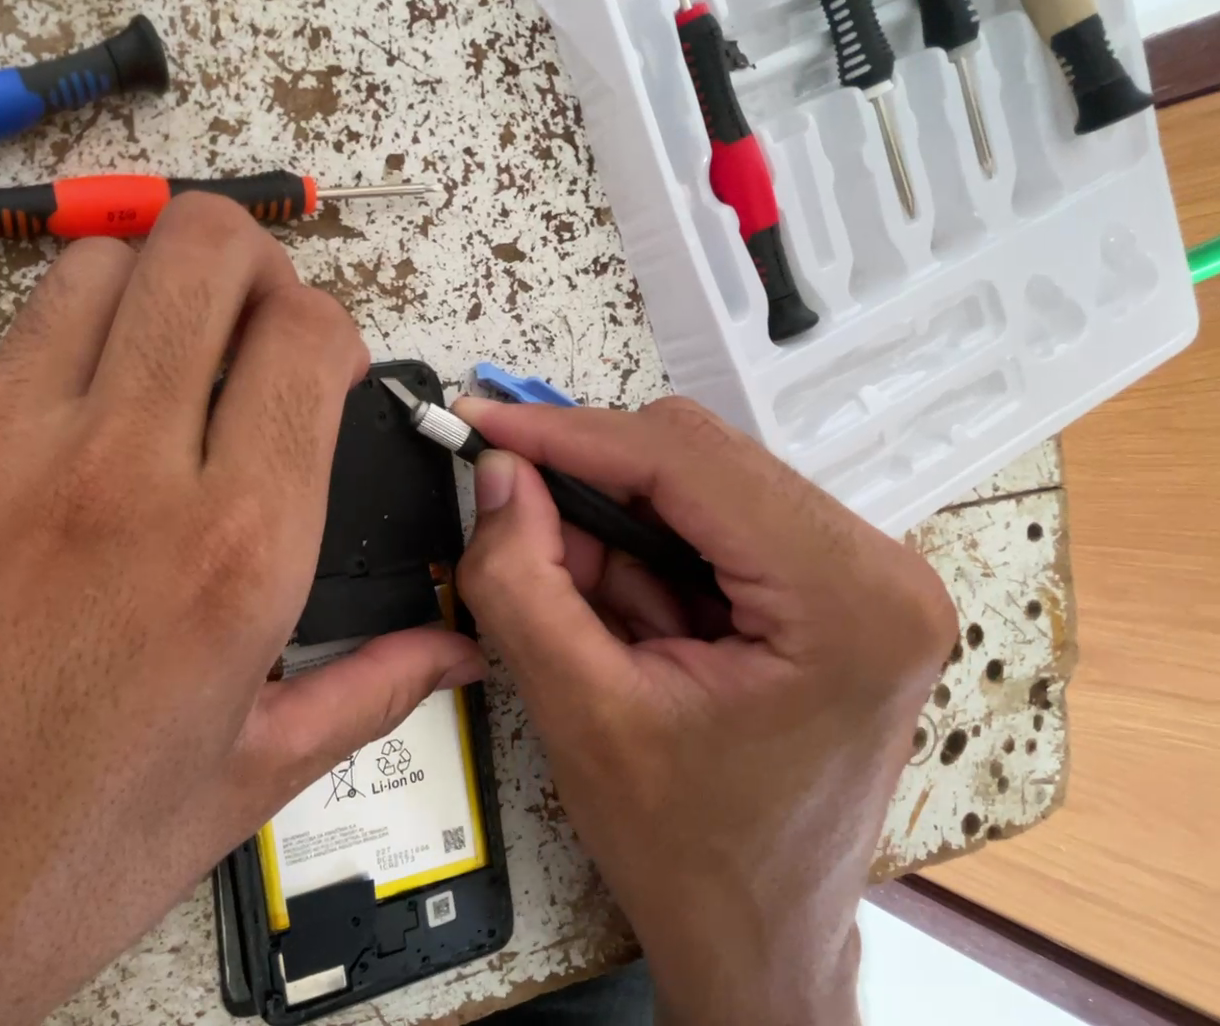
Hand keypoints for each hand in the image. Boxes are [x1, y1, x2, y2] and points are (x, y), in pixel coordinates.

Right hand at [454, 397, 954, 1025]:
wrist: (754, 934)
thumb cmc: (678, 844)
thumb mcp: (576, 710)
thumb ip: (521, 580)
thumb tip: (500, 474)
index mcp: (844, 599)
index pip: (684, 460)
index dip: (565, 431)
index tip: (477, 420)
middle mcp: (877, 567)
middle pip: (696, 458)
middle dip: (586, 480)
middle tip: (510, 520)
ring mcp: (861, 577)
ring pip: (694, 485)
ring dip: (609, 524)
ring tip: (572, 601)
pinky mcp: (827, 592)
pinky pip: (707, 525)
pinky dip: (637, 551)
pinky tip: (614, 613)